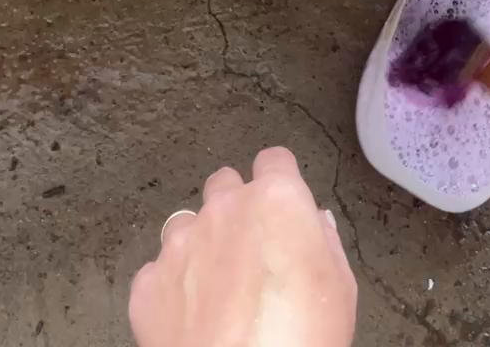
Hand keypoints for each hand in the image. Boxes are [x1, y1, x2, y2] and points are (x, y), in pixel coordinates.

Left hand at [129, 146, 356, 346]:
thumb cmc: (302, 340)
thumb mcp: (340, 288)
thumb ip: (324, 243)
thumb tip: (314, 227)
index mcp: (276, 198)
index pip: (275, 160)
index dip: (279, 180)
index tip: (282, 204)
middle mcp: (225, 208)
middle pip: (225, 183)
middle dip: (235, 206)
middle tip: (251, 248)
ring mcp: (182, 242)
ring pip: (187, 221)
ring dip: (200, 242)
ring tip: (218, 286)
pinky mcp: (149, 283)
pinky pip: (158, 271)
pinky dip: (172, 287)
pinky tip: (192, 316)